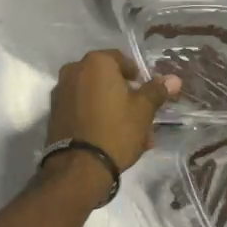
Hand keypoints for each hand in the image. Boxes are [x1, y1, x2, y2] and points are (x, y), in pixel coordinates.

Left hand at [45, 50, 178, 173]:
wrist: (78, 166)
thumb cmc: (115, 130)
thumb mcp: (143, 111)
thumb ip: (156, 91)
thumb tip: (173, 79)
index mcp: (95, 63)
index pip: (121, 60)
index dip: (136, 76)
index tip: (146, 93)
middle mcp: (73, 71)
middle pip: (107, 80)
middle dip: (126, 97)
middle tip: (142, 118)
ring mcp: (60, 91)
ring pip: (95, 96)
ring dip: (113, 110)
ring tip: (132, 135)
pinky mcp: (54, 112)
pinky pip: (81, 108)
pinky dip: (96, 117)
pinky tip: (110, 138)